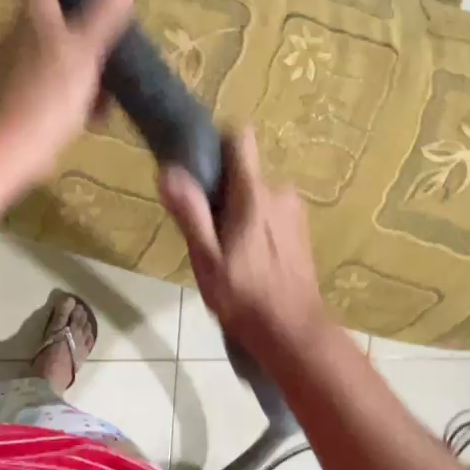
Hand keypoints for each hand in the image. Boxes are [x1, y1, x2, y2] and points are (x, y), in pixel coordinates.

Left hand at [0, 0, 132, 166]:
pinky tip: (87, 117)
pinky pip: (49, 84)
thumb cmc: (50, 96)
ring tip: (101, 101)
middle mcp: (16, 32)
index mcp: (34, 13)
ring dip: (82, 71)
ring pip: (55, 54)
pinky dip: (71, 95)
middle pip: (52, 16)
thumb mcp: (86, 54)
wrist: (14, 150)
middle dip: (80, 33)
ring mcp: (11, 64)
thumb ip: (103, 19)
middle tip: (103, 57)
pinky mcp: (11, 95)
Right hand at [159, 127, 328, 353]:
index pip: (239, 138)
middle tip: (204, 233)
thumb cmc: (244, 298)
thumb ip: (190, 213)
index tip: (197, 171)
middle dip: (221, 194)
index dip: (216, 147)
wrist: (292, 331)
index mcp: (254, 194)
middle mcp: (280, 192)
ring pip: (256, 195)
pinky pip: (269, 213)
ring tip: (225, 252)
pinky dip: (254, 227)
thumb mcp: (207, 259)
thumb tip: (168, 171)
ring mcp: (294, 211)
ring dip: (237, 213)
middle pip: (243, 173)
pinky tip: (247, 261)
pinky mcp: (300, 230)